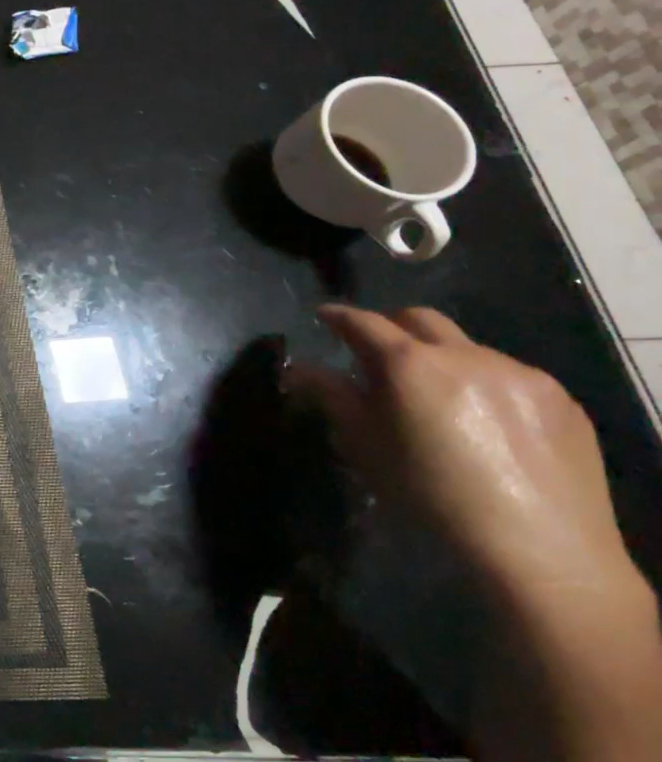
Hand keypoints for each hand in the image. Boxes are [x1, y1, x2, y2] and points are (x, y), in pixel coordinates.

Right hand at [287, 305, 647, 616]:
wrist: (538, 544)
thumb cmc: (430, 493)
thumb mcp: (364, 445)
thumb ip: (331, 396)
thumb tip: (300, 368)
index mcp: (410, 365)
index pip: (364, 323)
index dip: (340, 317)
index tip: (325, 317)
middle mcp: (465, 355)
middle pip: (420, 319)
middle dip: (392, 326)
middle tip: (377, 352)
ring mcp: (519, 373)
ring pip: (467, 348)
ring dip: (441, 360)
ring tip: (438, 400)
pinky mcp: (560, 398)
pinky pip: (509, 376)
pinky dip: (484, 385)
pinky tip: (487, 426)